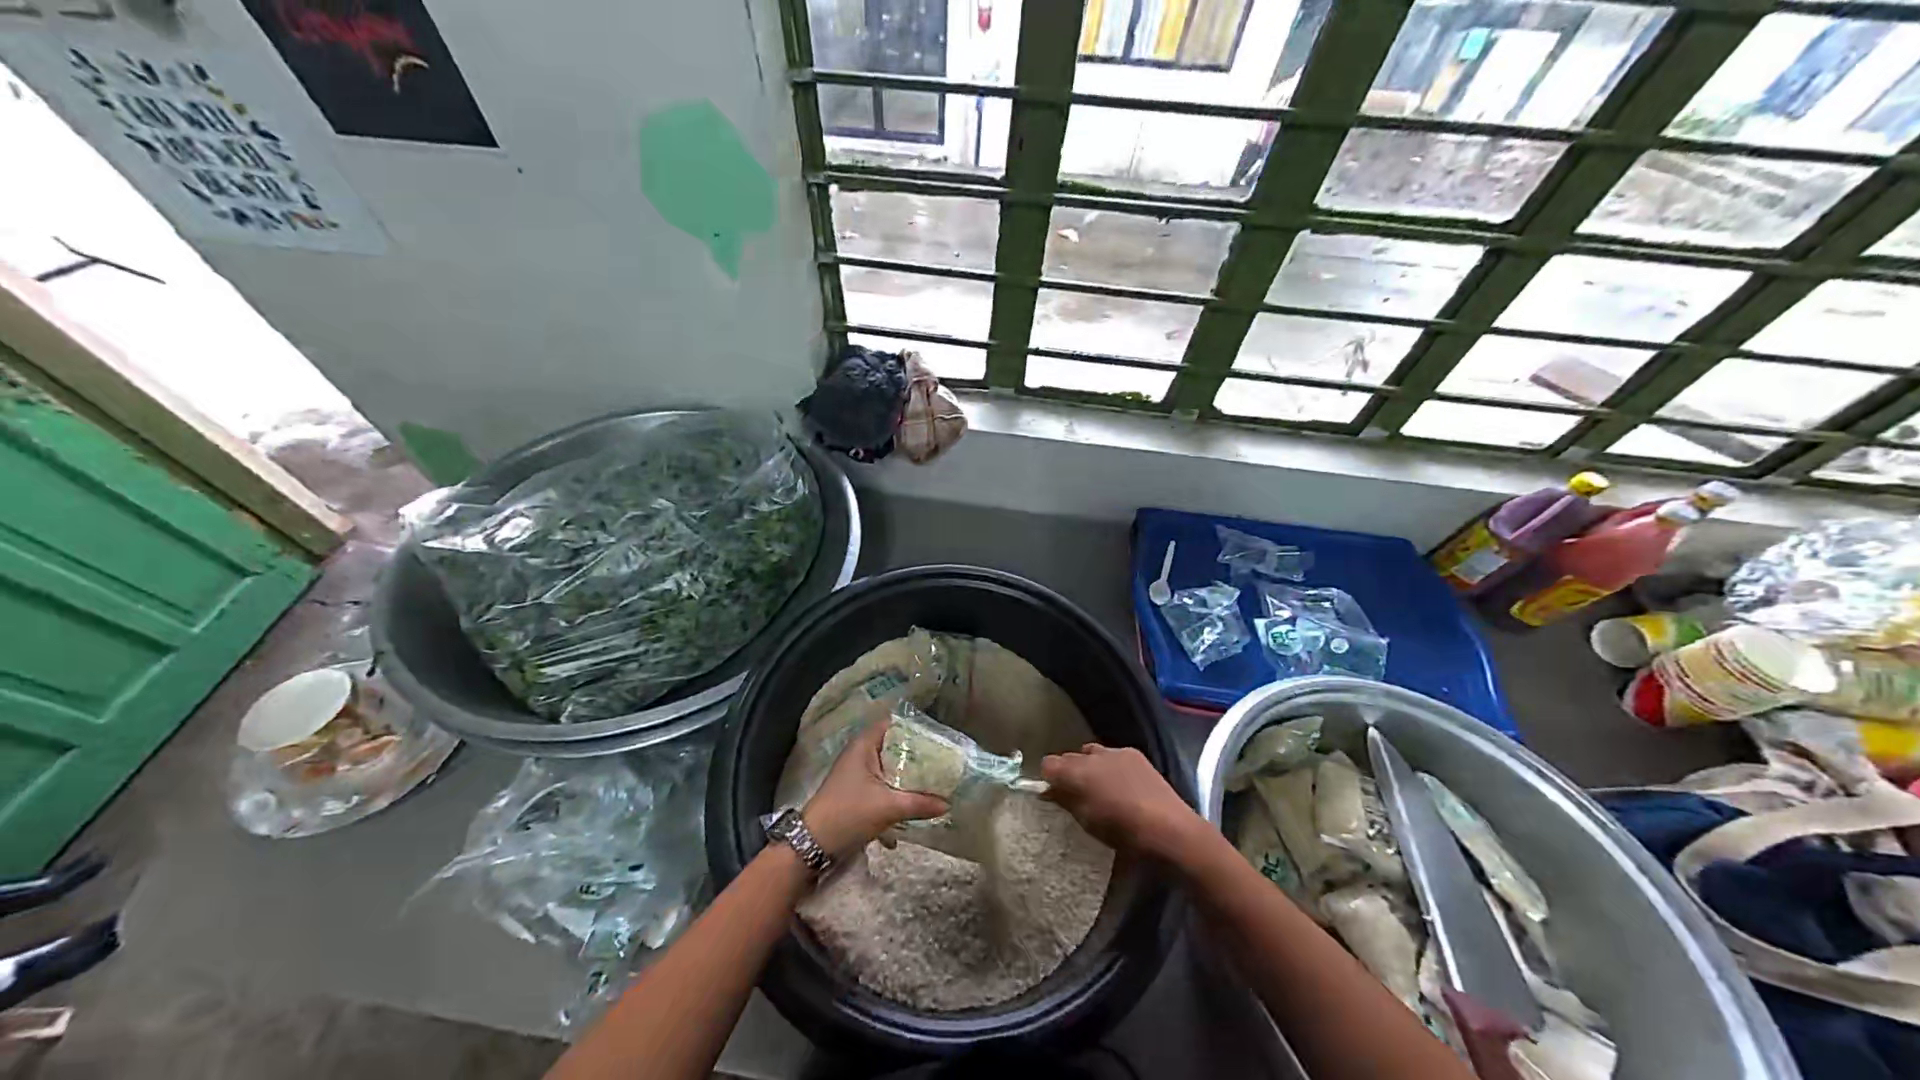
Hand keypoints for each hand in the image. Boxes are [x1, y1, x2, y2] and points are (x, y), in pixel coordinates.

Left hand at [802, 720, 947, 855]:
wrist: (814, 844)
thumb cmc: (849, 813)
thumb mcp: (888, 807)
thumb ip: (920, 803)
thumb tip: (948, 804)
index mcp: (864, 745)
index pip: (893, 724)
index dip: (916, 728)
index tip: (939, 739)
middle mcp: (862, 754)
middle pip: (895, 746)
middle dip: (918, 755)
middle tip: (944, 762)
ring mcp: (860, 774)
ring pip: (892, 767)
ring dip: (910, 776)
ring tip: (936, 782)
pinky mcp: (860, 792)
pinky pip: (886, 784)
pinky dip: (900, 791)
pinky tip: (918, 804)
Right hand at [1043, 743, 1203, 861]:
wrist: (1167, 828)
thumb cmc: (1121, 832)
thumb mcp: (1087, 822)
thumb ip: (1065, 801)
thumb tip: (1050, 790)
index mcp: (1075, 773)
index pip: (1048, 764)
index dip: (1048, 778)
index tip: (1053, 794)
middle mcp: (1092, 755)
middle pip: (1069, 757)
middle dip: (1069, 771)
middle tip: (1076, 794)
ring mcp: (1115, 752)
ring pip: (1092, 753)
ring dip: (1090, 766)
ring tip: (1101, 788)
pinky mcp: (1135, 755)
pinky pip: (1114, 755)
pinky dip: (1111, 766)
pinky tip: (1123, 785)